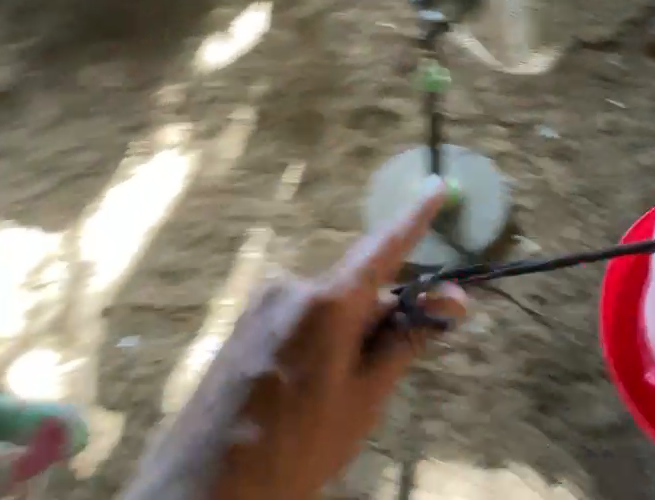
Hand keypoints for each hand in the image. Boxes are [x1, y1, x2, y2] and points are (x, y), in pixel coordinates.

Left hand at [129, 178, 464, 499]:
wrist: (200, 492)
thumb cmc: (297, 448)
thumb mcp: (364, 398)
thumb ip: (407, 339)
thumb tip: (453, 299)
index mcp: (328, 302)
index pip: (385, 246)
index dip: (416, 217)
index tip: (437, 186)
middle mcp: (294, 286)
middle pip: (360, 286)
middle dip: (384, 314)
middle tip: (398, 359)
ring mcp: (264, 302)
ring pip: (330, 305)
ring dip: (349, 331)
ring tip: (339, 393)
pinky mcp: (245, 321)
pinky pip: (301, 316)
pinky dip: (320, 338)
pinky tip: (309, 387)